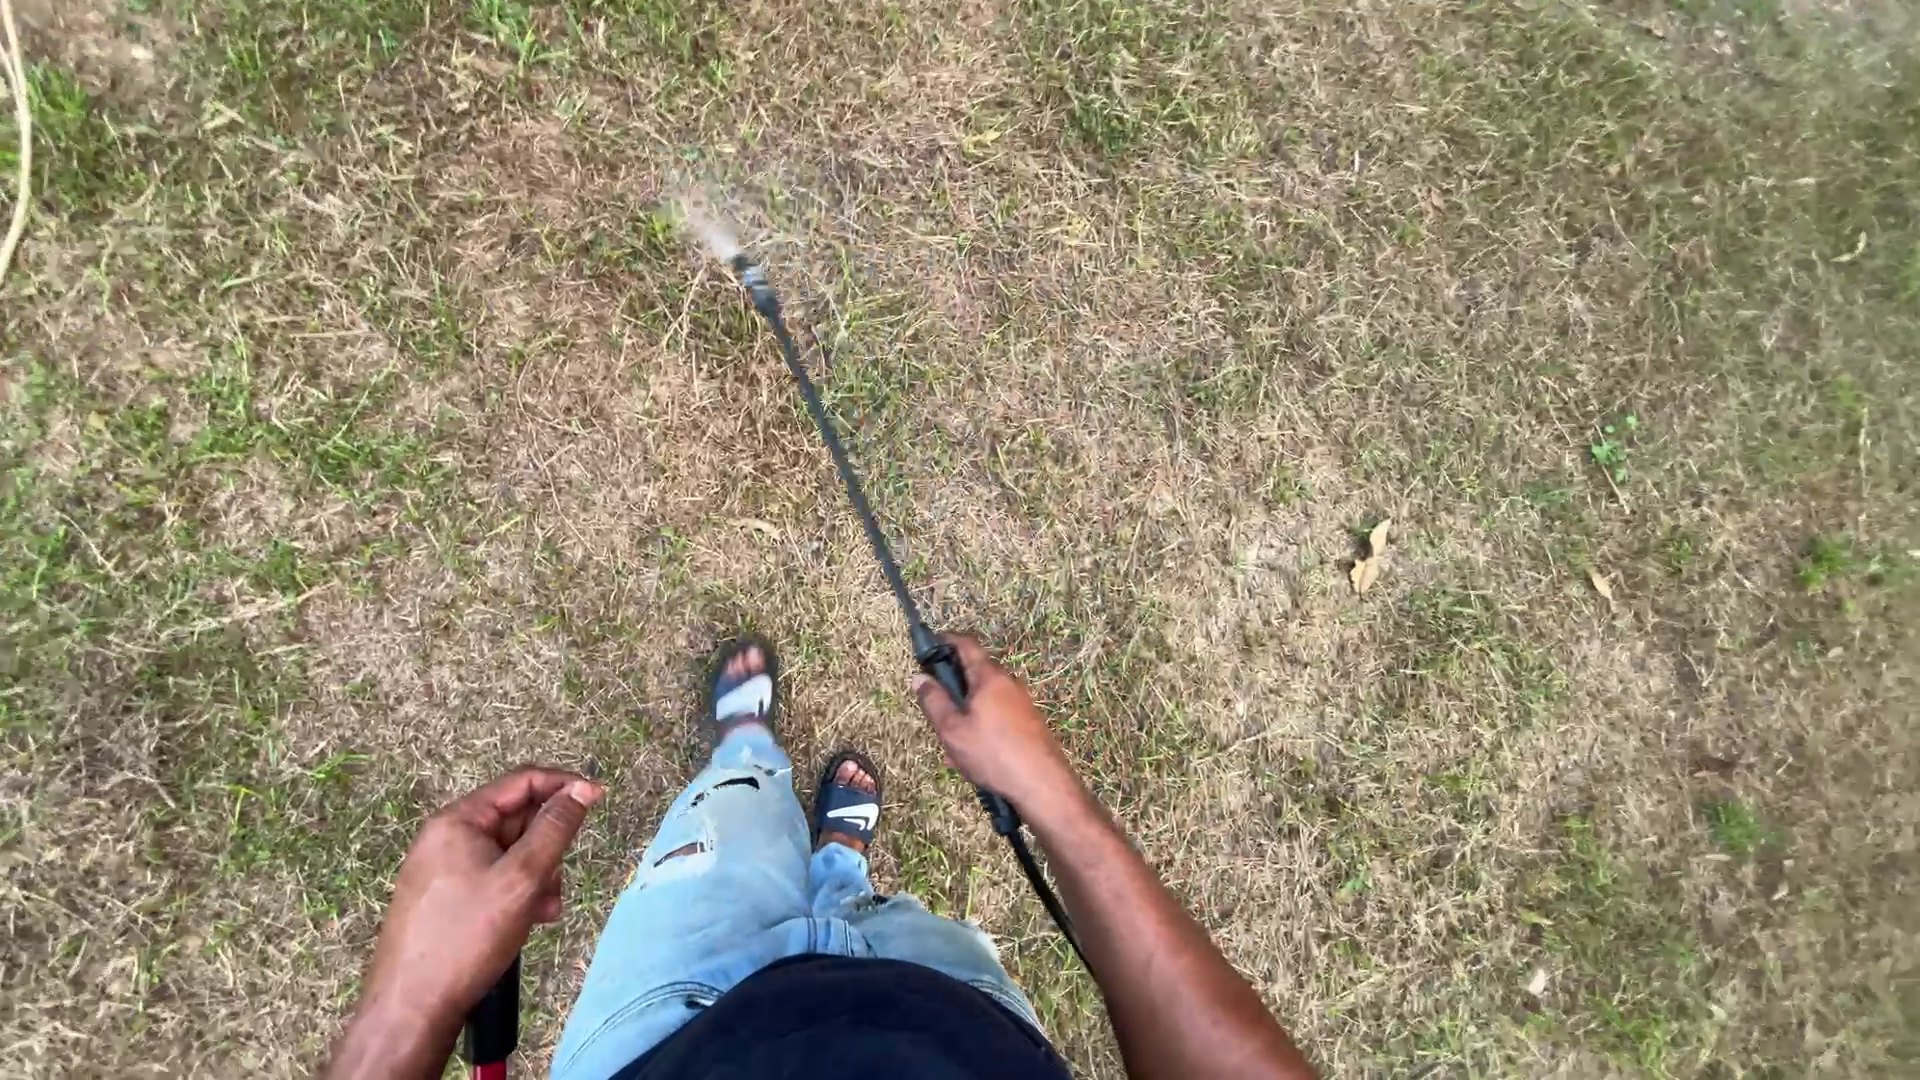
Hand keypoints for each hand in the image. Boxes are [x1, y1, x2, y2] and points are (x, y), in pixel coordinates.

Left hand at [353, 768, 602, 1039]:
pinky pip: (497, 875)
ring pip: (513, 851)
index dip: (565, 785)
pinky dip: (521, 890)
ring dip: (540, 873)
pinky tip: (532, 918)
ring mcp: (445, 868)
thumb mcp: (523, 876)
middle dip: (550, 844)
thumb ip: (557, 826)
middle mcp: (448, 837)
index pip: (523, 781)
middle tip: (560, 876)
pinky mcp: (447, 896)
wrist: (411, 1012)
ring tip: (546, 907)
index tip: (599, 799)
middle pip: (520, 818)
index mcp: (459, 821)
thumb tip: (583, 787)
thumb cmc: (468, 935)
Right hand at [912, 636, 1082, 818]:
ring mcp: (1021, 702)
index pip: (966, 644)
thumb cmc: (992, 752)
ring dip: (965, 716)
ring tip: (952, 748)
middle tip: (936, 712)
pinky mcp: (1028, 721)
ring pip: (984, 700)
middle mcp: (1008, 682)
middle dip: (953, 689)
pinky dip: (980, 729)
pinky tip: (973, 758)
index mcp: (988, 676)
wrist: (1042, 783)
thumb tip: (919, 677)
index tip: (928, 648)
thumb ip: (933, 701)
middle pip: (974, 674)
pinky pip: (996, 716)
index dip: (946, 641)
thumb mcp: (952, 729)